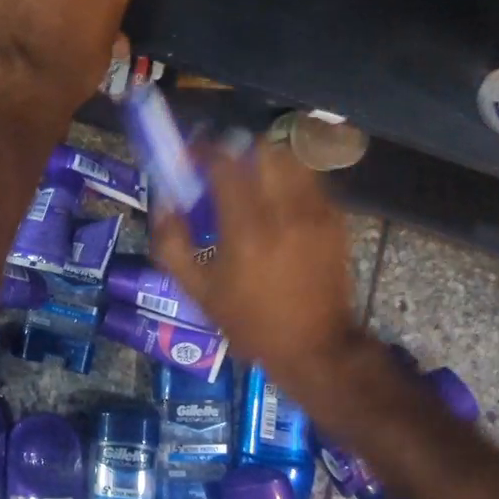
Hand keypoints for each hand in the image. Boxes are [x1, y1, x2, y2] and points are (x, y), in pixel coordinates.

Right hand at [151, 142, 366, 396]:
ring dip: (267, 159)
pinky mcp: (334, 221)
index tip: (191, 153)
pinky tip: (279, 200)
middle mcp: (283, 212)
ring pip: (291, 159)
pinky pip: (311, 180)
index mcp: (245, 229)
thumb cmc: (251, 322)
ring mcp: (314, 214)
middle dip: (238, 149)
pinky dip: (291, 179)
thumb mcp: (199, 291)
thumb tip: (163, 204)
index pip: (224, 164)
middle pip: (262, 149)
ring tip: (254, 177)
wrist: (316, 349)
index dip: (204, 150)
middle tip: (224, 164)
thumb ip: (172, 244)